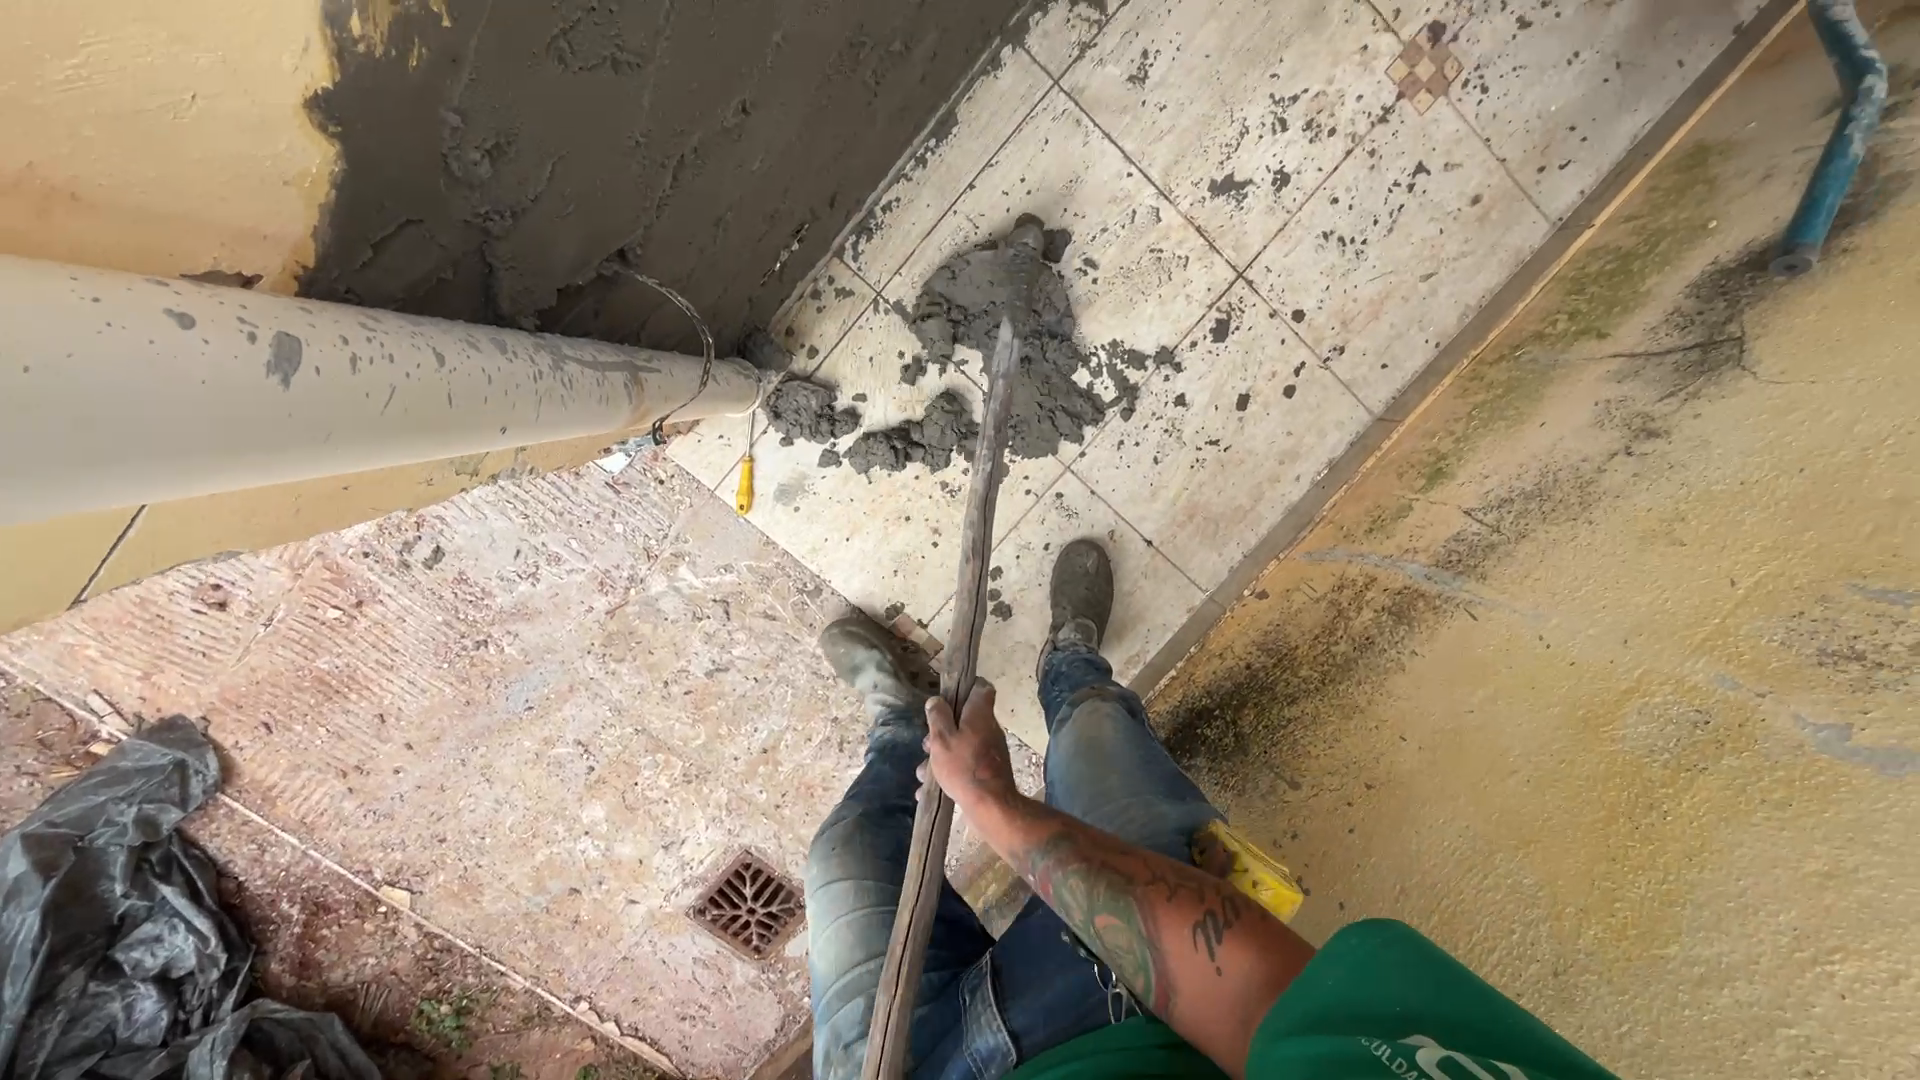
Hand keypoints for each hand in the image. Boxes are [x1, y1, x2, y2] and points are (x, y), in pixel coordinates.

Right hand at [921, 679, 1017, 811]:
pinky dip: (949, 772)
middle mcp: (989, 728)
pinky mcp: (989, 770)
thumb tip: (936, 700)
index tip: (949, 695)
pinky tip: (930, 789)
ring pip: (962, 744)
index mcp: (980, 714)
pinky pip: (965, 764)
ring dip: (941, 755)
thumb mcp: (942, 739)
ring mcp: (990, 750)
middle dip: (942, 731)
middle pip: (965, 719)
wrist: (990, 806)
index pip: (982, 687)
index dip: (966, 686)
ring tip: (923, 773)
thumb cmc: (963, 767)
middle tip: (927, 744)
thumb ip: (938, 717)